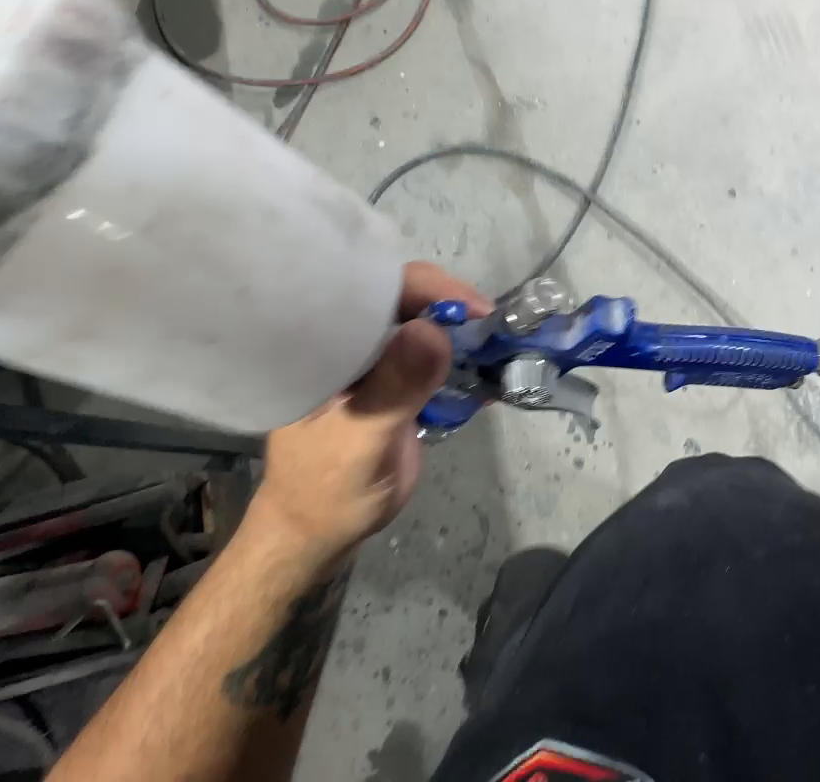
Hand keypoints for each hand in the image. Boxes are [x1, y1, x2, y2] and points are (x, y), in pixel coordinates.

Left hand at [248, 262, 492, 559]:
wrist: (321, 532)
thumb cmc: (326, 490)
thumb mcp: (360, 441)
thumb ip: (393, 389)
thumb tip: (431, 331)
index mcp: (324, 345)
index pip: (373, 289)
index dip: (424, 287)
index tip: (470, 306)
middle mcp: (349, 343)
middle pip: (406, 299)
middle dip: (450, 303)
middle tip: (490, 323)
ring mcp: (377, 361)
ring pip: (425, 325)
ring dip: (463, 330)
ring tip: (498, 342)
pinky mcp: (400, 382)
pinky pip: (436, 356)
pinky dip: (465, 358)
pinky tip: (490, 370)